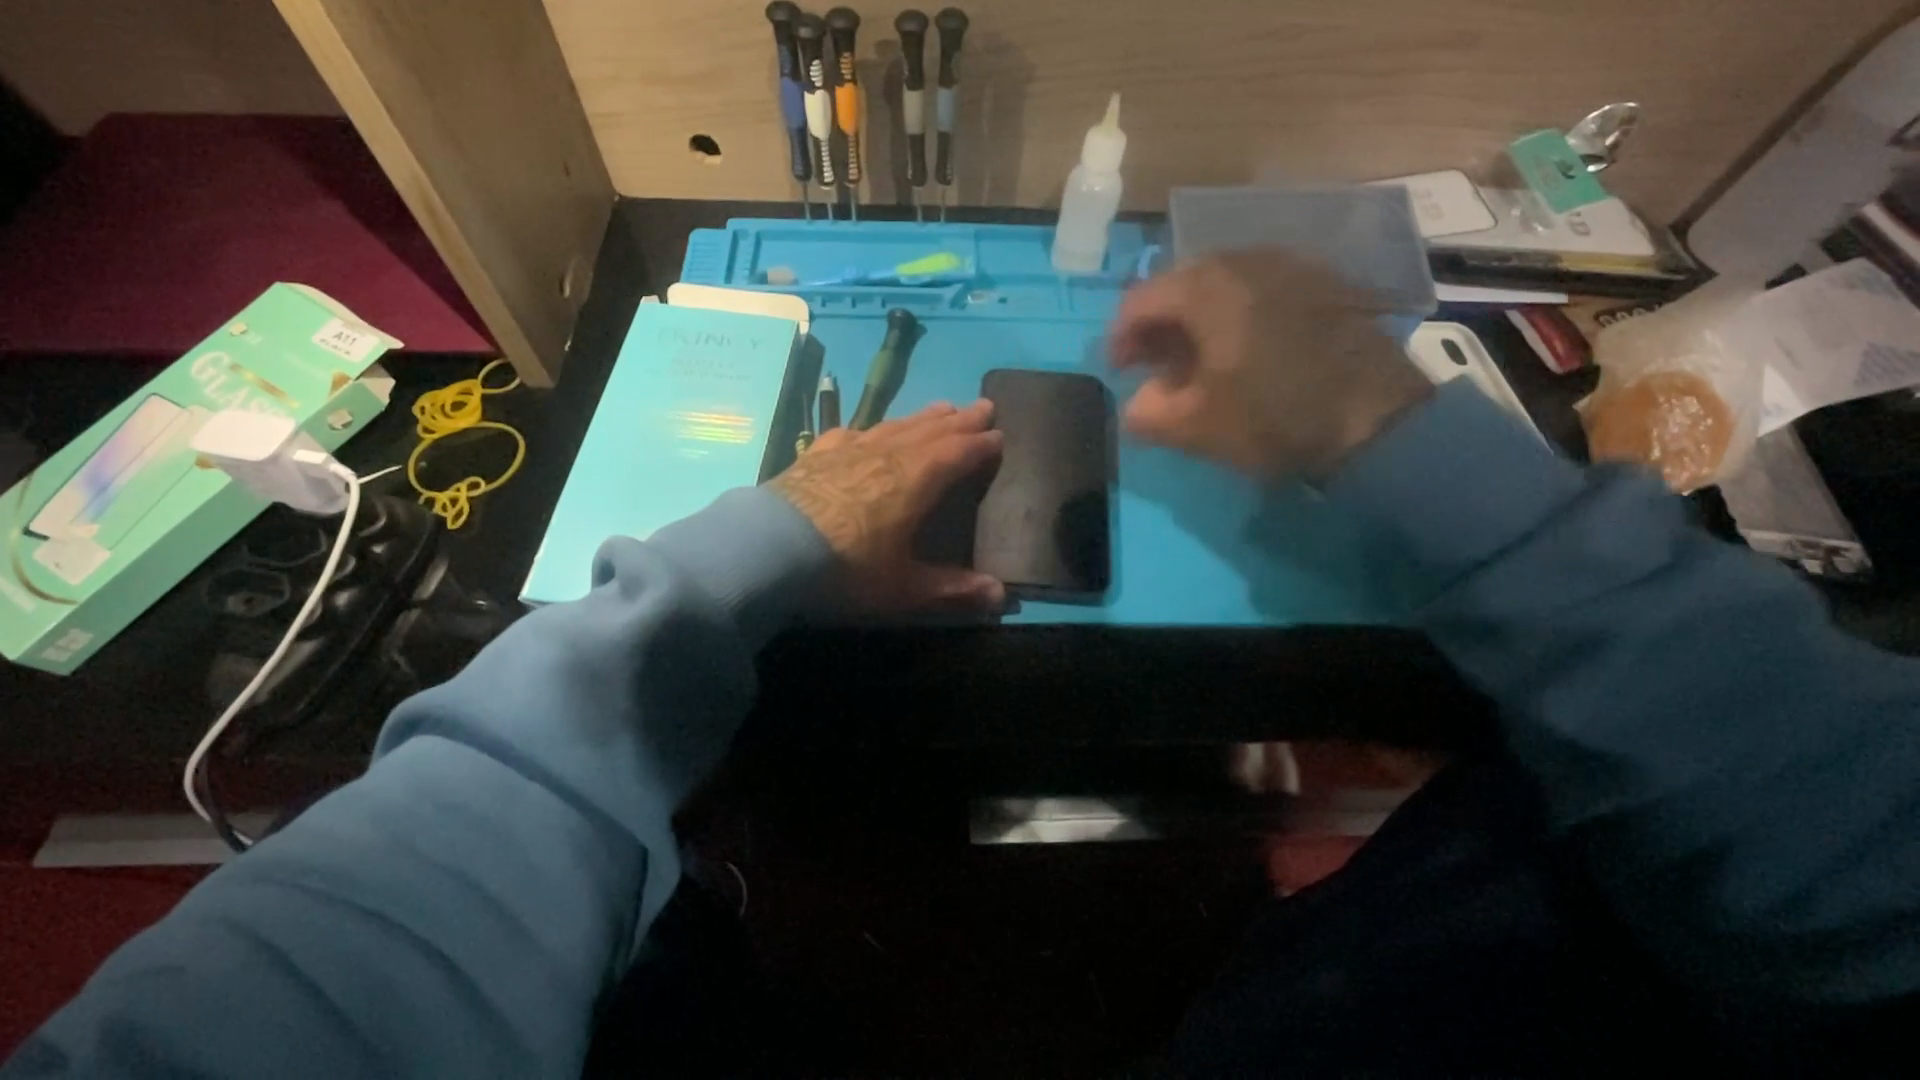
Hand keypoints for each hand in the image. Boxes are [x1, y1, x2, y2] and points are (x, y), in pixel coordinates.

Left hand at [768, 400, 1005, 613]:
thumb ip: (951, 589)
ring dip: (922, 417)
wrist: (767, 549)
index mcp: (917, 480)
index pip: (959, 453)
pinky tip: (865, 430)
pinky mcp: (816, 455)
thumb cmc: (845, 569)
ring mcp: (849, 451)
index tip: (1000, 436)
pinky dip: (869, 429)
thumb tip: (1001, 596)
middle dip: (960, 420)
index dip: (981, 444)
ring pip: (895, 425)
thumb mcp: (902, 588)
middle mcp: (888, 455)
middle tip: (983, 406)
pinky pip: (851, 434)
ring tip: (941, 407)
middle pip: (932, 430)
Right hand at [1108, 252, 1433, 480]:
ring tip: (1201, 362)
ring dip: (1201, 320)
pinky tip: (1248, 352)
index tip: (1118, 373)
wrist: (1379, 419)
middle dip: (1161, 327)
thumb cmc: (1273, 418)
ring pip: (1225, 285)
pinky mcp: (1326, 283)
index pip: (1140, 300)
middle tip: (1156, 367)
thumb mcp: (1196, 427)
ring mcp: (1292, 266)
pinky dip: (1241, 316)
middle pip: (1182, 285)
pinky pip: (1265, 290)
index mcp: (1205, 287)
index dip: (1119, 338)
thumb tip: (1134, 406)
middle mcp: (1245, 260)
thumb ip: (1148, 414)